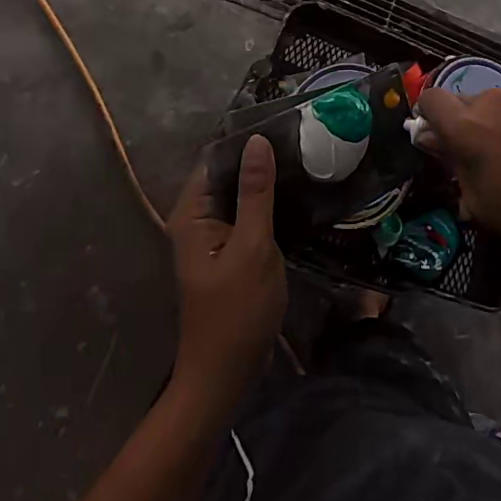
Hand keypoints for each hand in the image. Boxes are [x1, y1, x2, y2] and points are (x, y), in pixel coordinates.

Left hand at [168, 136, 287, 393]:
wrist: (227, 373)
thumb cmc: (237, 311)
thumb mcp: (252, 247)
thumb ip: (256, 193)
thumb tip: (257, 141)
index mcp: (192, 214)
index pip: (215, 159)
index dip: (246, 141)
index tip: (285, 126)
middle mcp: (197, 219)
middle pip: (228, 175)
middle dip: (261, 159)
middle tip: (305, 143)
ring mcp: (214, 236)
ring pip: (241, 195)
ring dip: (268, 181)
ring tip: (308, 162)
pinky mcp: (231, 251)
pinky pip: (248, 215)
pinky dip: (269, 204)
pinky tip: (298, 196)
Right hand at [415, 88, 500, 260]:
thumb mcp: (478, 200)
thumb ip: (451, 164)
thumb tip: (432, 141)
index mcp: (466, 125)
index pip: (430, 99)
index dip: (425, 118)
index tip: (432, 143)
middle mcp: (489, 101)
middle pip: (457, 102)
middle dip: (455, 125)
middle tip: (466, 161)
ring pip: (485, 106)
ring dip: (482, 126)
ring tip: (500, 162)